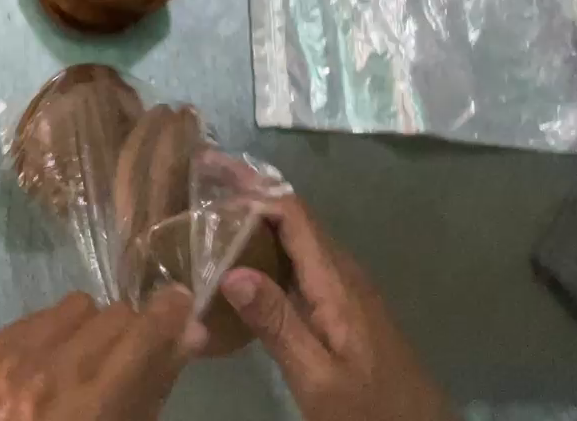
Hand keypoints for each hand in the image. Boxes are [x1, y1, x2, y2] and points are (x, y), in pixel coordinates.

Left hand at [0, 288, 207, 420]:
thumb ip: (156, 382)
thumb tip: (192, 329)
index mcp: (87, 410)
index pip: (139, 338)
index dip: (166, 314)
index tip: (182, 298)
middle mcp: (48, 376)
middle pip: (113, 314)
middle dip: (129, 330)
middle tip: (129, 353)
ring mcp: (15, 357)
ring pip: (80, 304)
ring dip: (91, 326)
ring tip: (86, 359)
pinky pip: (46, 312)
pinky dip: (58, 331)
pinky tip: (53, 362)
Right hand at [220, 197, 451, 420]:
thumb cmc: (371, 411)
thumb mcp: (318, 379)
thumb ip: (277, 324)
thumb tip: (230, 271)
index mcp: (335, 281)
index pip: (292, 213)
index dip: (252, 191)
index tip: (212, 180)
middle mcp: (341, 272)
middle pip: (292, 217)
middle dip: (250, 195)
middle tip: (205, 184)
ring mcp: (344, 289)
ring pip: (296, 238)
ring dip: (257, 220)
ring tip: (213, 216)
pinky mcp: (342, 308)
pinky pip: (300, 262)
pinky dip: (268, 249)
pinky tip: (243, 262)